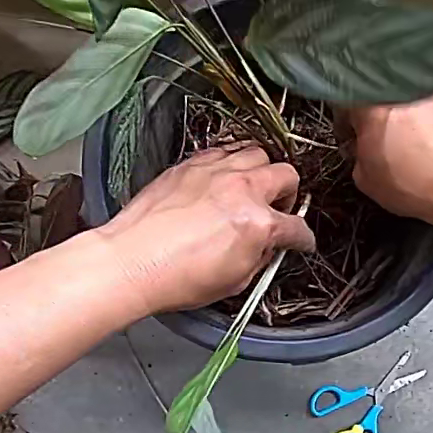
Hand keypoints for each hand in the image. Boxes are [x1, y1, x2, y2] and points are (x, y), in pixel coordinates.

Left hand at [91, 146, 316, 315]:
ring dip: (260, 171)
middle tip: (275, 210)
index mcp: (258, 224)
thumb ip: (260, 258)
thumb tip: (268, 247)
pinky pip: (222, 151)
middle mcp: (241, 189)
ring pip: (256, 153)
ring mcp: (214, 172)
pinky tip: (222, 180)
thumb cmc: (174, 277)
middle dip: (287, 195)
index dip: (302, 239)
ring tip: (250, 189)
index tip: (299, 241)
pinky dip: (229, 163)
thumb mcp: (234, 281)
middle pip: (286, 175)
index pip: (297, 227)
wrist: (131, 261)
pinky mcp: (189, 165)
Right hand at [350, 92, 432, 232]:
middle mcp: (399, 92)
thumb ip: (356, 156)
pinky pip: (428, 109)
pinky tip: (426, 144)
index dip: (345, 123)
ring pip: (405, 102)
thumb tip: (359, 151)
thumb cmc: (414, 182)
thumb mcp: (365, 180)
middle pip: (378, 98)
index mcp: (370, 106)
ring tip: (405, 144)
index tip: (349, 136)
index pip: (346, 102)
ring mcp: (429, 95)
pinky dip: (424, 122)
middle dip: (375, 118)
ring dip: (401, 118)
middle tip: (376, 140)